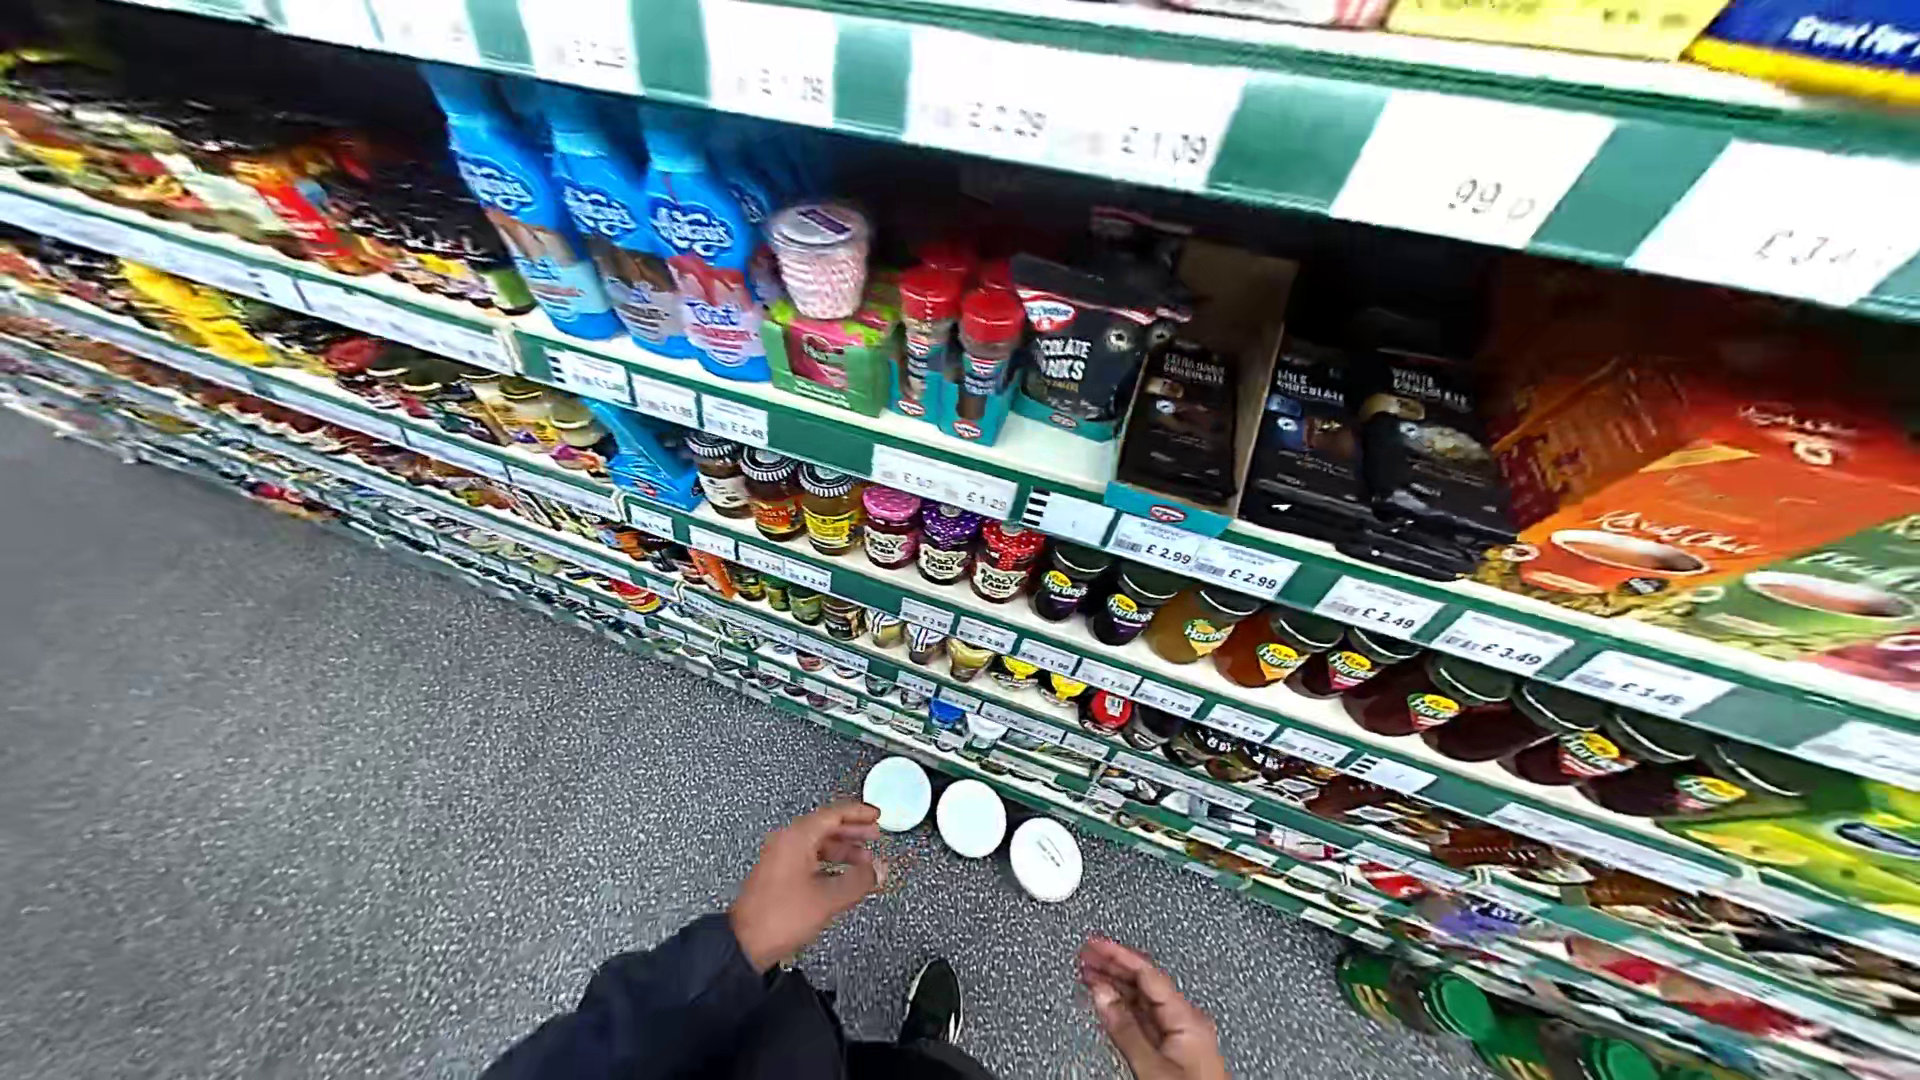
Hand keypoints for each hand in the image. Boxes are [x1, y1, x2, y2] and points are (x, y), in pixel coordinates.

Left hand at [728, 801, 886, 972]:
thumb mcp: (828, 898)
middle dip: (853, 830)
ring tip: (864, 858)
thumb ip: (859, 881)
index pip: (834, 813)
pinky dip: (830, 861)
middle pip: (827, 826)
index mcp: (797, 837)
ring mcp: (781, 857)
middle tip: (875, 834)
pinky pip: (810, 857)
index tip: (875, 815)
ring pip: (819, 843)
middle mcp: (788, 841)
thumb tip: (879, 870)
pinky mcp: (778, 874)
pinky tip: (843, 875)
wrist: (744, 945)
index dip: (858, 813)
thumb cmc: (780, 917)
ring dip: (843, 848)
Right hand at [1079, 938, 1228, 1079]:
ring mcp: (1182, 1039)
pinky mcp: (1175, 1055)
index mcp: (1187, 1017)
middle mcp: (1187, 1022)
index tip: (1093, 943)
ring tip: (1088, 974)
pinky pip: (1144, 1019)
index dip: (1118, 952)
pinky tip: (1107, 1004)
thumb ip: (1124, 1028)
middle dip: (1113, 965)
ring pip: (1143, 1000)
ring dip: (1115, 985)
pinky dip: (1123, 1008)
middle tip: (1085, 954)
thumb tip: (1101, 992)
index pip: (1147, 971)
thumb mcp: (1151, 1067)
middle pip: (1144, 982)